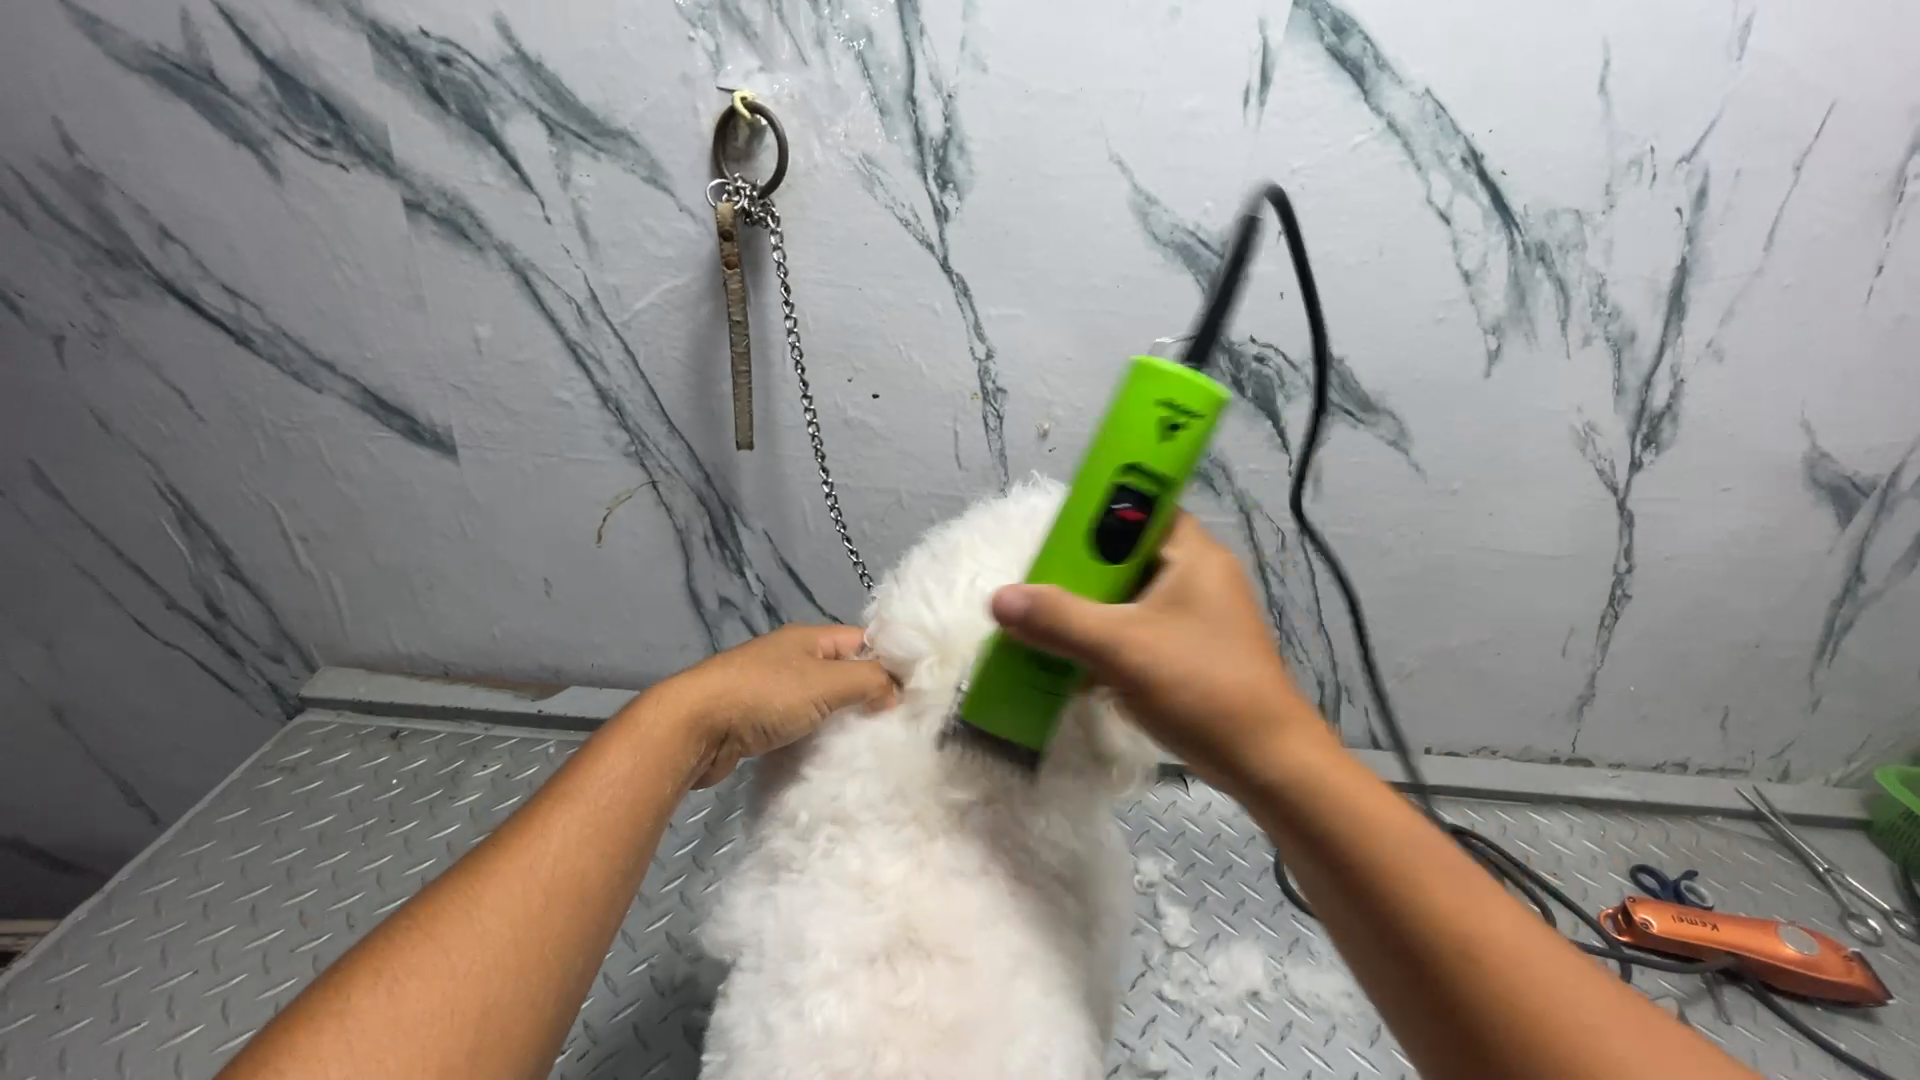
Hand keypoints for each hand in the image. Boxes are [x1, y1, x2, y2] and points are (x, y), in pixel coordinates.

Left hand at [643, 624, 896, 788]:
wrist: (694, 726)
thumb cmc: (764, 695)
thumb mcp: (826, 683)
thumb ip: (868, 681)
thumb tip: (897, 690)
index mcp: (810, 638)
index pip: (864, 642)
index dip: (891, 662)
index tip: (916, 692)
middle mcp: (793, 657)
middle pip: (844, 671)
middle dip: (869, 694)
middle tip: (899, 723)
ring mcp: (774, 688)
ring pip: (822, 700)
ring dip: (842, 718)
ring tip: (872, 742)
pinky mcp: (759, 719)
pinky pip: (801, 723)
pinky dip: (817, 735)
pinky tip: (832, 754)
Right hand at [988, 515, 1329, 793]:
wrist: (1266, 763)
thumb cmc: (1200, 688)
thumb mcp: (1121, 647)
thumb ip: (1059, 619)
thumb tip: (998, 599)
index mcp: (1193, 554)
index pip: (1141, 507)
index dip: (1095, 514)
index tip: (1051, 535)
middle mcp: (1197, 576)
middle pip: (1126, 557)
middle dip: (1080, 573)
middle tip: (1035, 584)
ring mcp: (1195, 618)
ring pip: (1128, 599)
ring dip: (1088, 612)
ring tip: (1041, 622)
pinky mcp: (1189, 652)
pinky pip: (1137, 632)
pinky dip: (1105, 642)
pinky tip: (1070, 662)